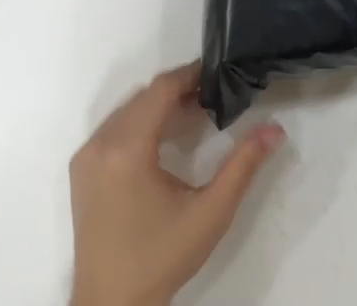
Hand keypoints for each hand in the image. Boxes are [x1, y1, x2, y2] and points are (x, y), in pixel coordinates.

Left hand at [69, 64, 285, 305]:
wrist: (112, 305)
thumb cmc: (162, 256)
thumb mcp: (211, 212)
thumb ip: (244, 165)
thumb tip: (274, 129)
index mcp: (127, 150)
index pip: (160, 90)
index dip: (191, 75)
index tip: (220, 74)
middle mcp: (99, 146)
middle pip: (143, 96)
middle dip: (179, 89)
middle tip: (215, 96)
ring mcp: (86, 159)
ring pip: (127, 110)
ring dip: (159, 105)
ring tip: (196, 114)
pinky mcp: (82, 173)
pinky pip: (113, 129)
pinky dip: (140, 122)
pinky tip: (166, 139)